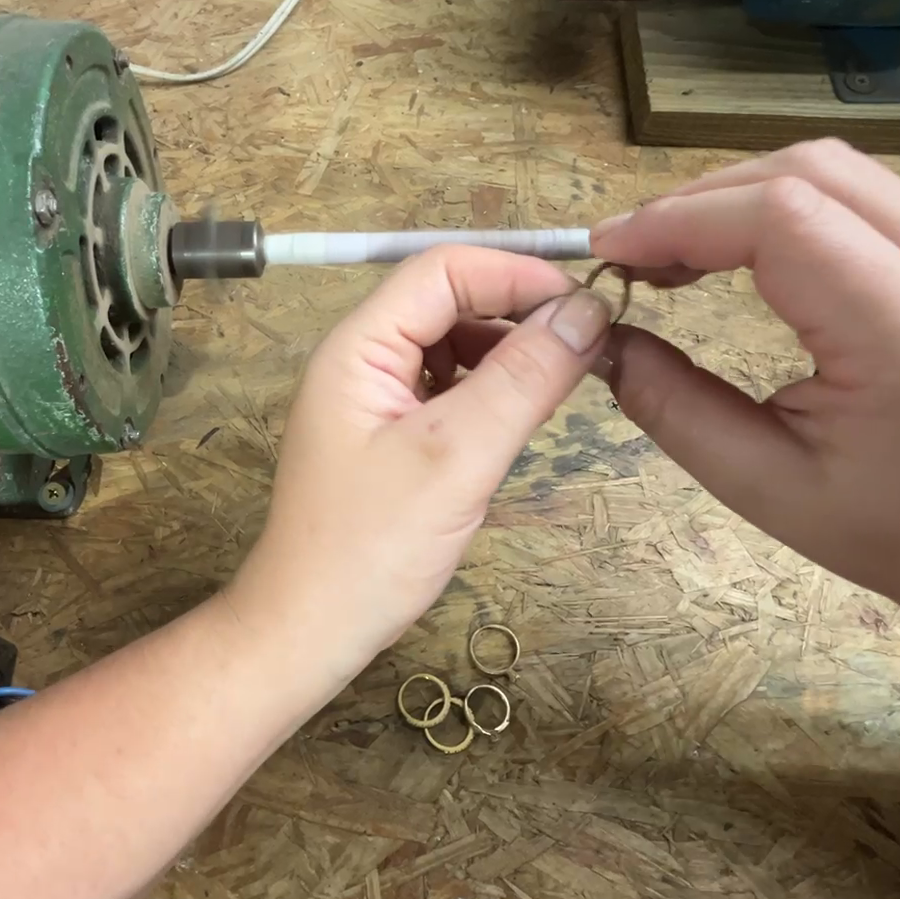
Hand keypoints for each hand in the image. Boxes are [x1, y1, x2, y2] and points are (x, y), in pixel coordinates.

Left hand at [227, 246, 610, 664]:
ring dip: (503, 355)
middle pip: (444, 304)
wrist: (312, 628)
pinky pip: (443, 392)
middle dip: (513, 313)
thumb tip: (587, 310)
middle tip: (584, 348)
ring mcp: (371, 401)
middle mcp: (360, 361)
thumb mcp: (456, 457)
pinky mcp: (385, 437)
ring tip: (554, 385)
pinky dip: (485, 394)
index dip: (514, 274)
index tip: (586, 304)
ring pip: (448, 348)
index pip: (441, 270)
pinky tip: (513, 418)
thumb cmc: (373, 546)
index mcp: (359, 348)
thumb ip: (522, 379)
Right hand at [591, 140, 899, 614]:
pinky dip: (774, 210)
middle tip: (629, 254)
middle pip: (807, 174)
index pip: (782, 218)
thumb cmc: (892, 535)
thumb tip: (602, 341)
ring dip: (734, 198)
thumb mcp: (758, 485)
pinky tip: (731, 253)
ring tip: (668, 253)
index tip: (607, 252)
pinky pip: (857, 198)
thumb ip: (671, 405)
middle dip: (697, 201)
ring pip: (834, 172)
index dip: (678, 220)